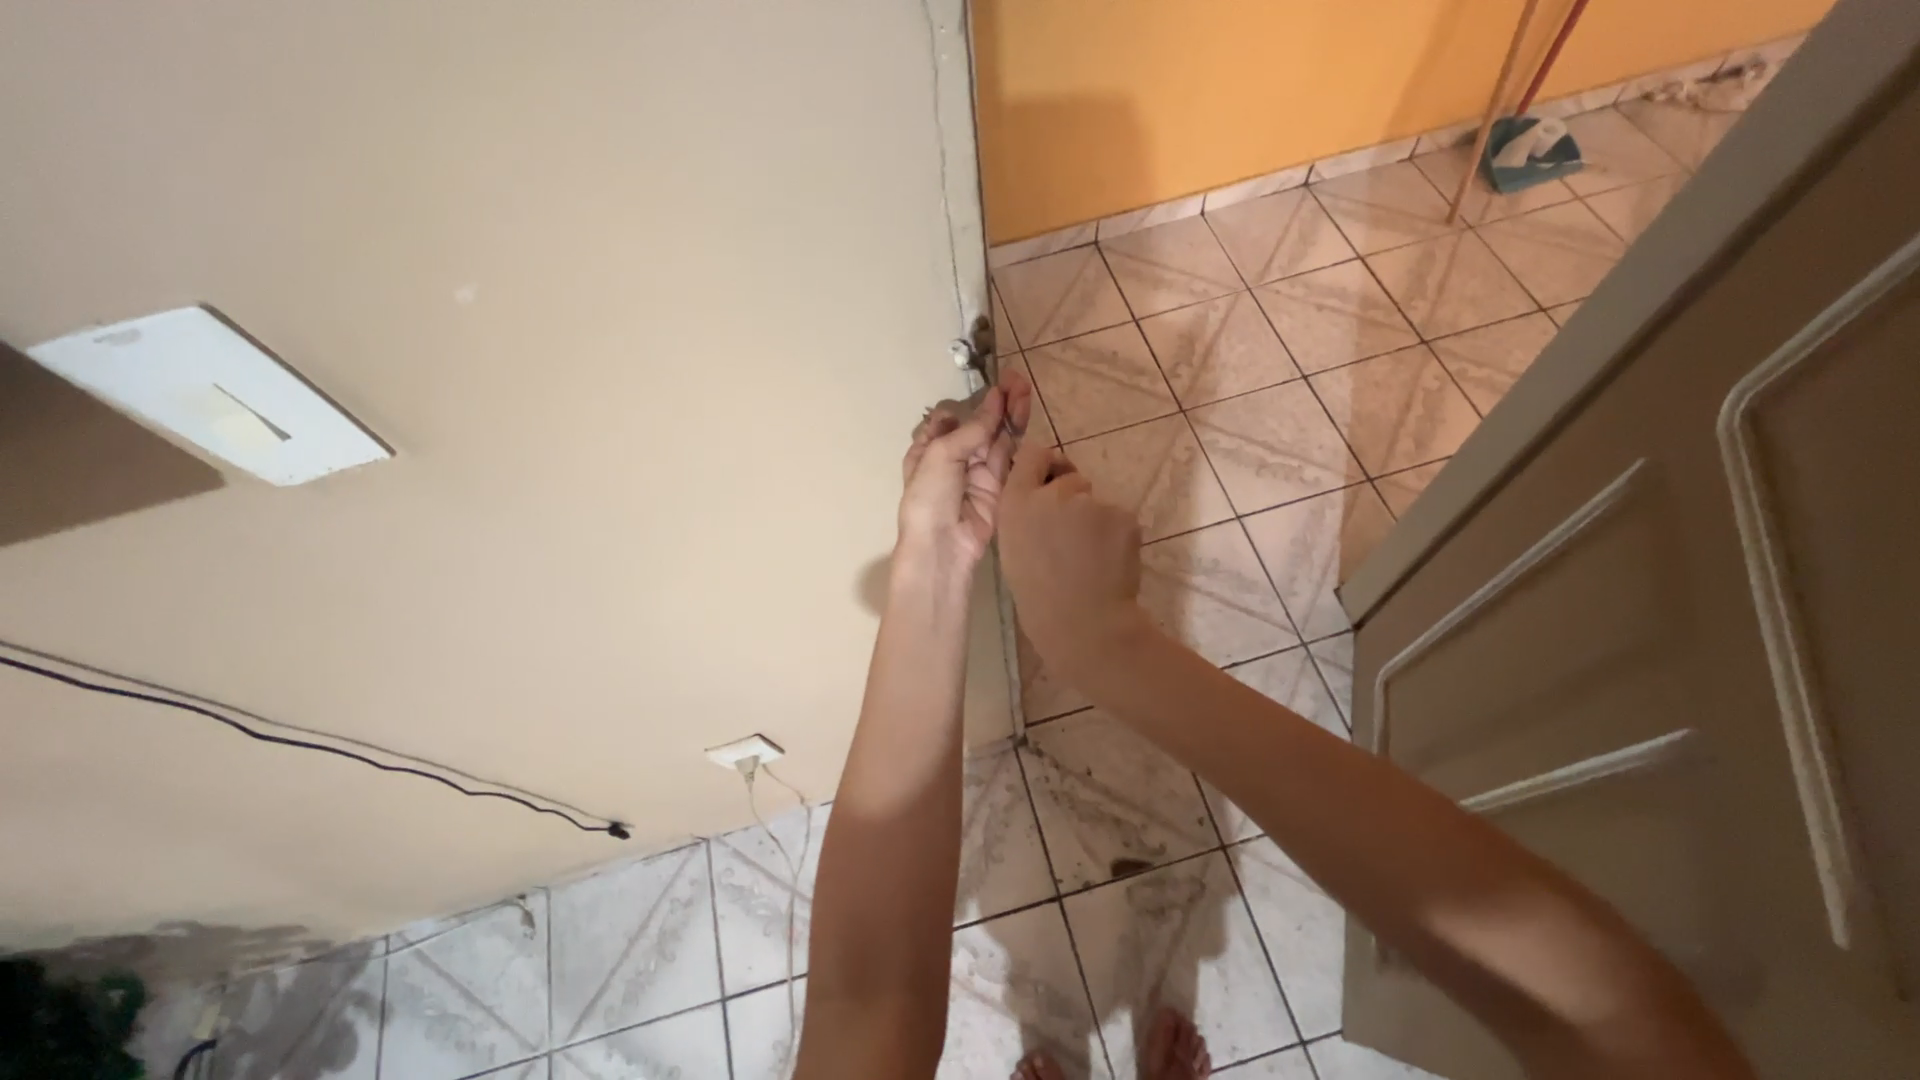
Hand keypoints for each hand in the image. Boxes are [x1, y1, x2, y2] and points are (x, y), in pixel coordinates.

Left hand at [897, 371, 1034, 573]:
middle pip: (980, 426)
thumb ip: (972, 429)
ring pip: (997, 439)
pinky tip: (1023, 418)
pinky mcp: (998, 487)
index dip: (972, 403)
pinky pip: (1008, 459)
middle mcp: (954, 458)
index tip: (994, 387)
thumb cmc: (930, 497)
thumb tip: (994, 400)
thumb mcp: (942, 454)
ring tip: (1024, 392)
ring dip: (1010, 415)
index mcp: (929, 450)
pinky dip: (1016, 438)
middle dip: (998, 405)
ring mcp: (977, 473)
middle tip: (1018, 382)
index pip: (952, 420)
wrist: (943, 546)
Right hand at [997, 433, 1148, 672]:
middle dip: (1073, 499)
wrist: (1082, 623)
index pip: (1033, 453)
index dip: (1045, 465)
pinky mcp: (1123, 515)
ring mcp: (1090, 503)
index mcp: (1017, 501)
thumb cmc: (1038, 591)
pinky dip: (1117, 536)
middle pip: (1070, 478)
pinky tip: (1108, 562)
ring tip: (1089, 557)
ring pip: (1097, 502)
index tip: (1050, 480)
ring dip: (1096, 520)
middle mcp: (1052, 493)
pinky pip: (1119, 519)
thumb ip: (1024, 511)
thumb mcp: (1012, 546)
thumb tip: (1042, 492)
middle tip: (1070, 538)